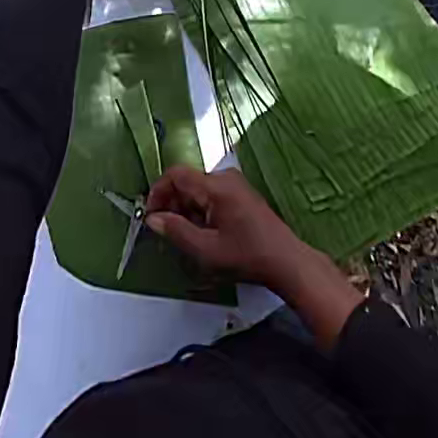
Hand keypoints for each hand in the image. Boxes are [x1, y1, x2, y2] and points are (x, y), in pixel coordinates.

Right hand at [144, 166, 363, 349]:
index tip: (151, 214)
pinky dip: (201, 210)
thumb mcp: (206, 250)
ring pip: (198, 189)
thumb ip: (176, 232)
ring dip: (186, 209)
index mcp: (216, 186)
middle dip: (172, 203)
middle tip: (167, 230)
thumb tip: (153, 219)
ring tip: (187, 236)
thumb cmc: (247, 256)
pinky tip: (205, 232)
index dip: (158, 192)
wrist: (287, 262)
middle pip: (187, 181)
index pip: (176, 175)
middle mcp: (225, 177)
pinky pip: (211, 194)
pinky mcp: (241, 194)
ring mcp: (235, 184)